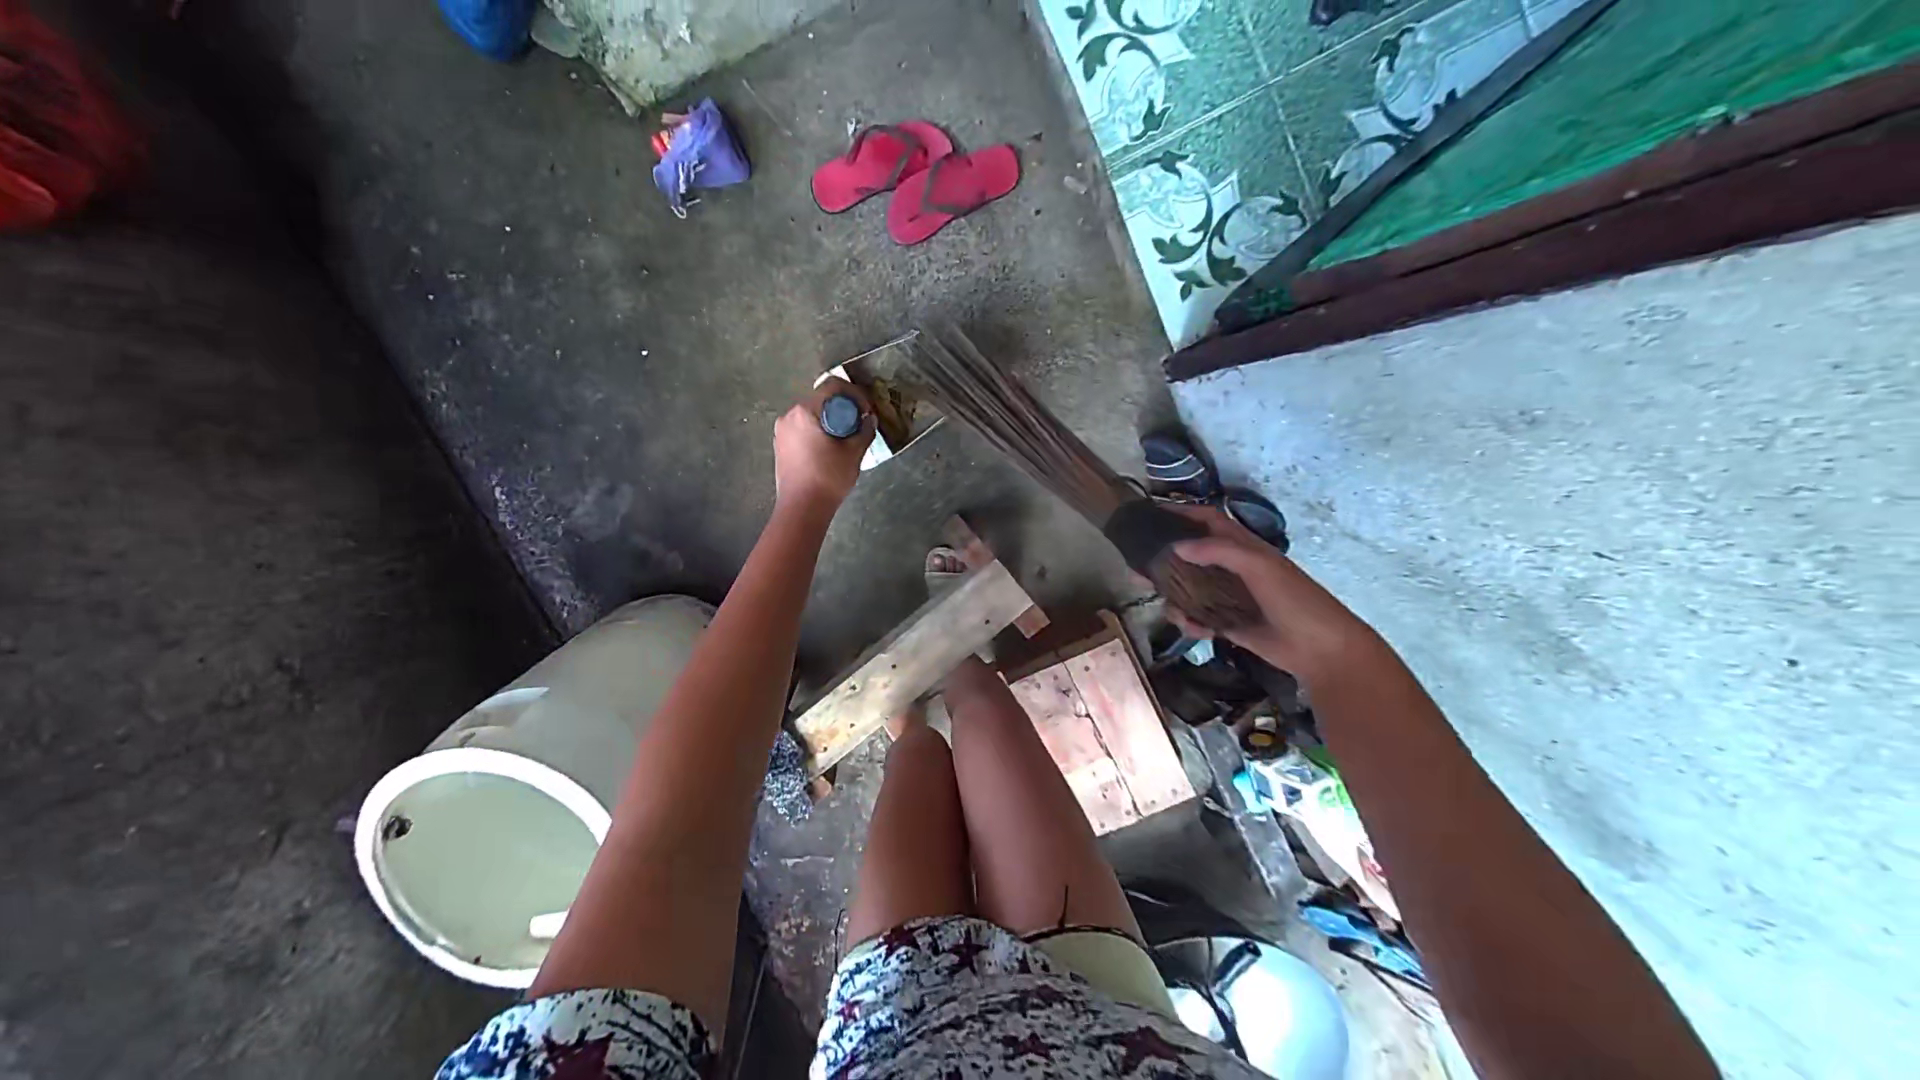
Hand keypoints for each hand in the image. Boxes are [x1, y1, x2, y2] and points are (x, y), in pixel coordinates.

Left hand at [772, 378, 874, 514]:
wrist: (802, 508)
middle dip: (842, 409)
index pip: (833, 386)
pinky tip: (829, 450)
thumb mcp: (853, 453)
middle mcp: (789, 415)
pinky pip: (803, 429)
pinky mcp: (781, 445)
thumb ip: (864, 431)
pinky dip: (818, 432)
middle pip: (821, 400)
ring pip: (812, 415)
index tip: (866, 412)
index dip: (855, 394)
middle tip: (859, 426)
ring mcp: (782, 430)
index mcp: (805, 411)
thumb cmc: (828, 478)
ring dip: (830, 422)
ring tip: (845, 440)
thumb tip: (869, 419)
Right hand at [1163, 504, 1379, 681]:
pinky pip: (1200, 619)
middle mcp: (1233, 568)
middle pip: (1192, 556)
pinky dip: (1192, 623)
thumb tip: (1176, 546)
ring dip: (1175, 598)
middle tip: (1139, 568)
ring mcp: (1230, 597)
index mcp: (1244, 547)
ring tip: (1166, 607)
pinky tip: (1194, 630)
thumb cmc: (1294, 599)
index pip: (1208, 521)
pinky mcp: (1228, 624)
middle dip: (1166, 561)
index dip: (1182, 513)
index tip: (1152, 514)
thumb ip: (1218, 552)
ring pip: (1191, 591)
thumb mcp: (1258, 566)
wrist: (1320, 648)